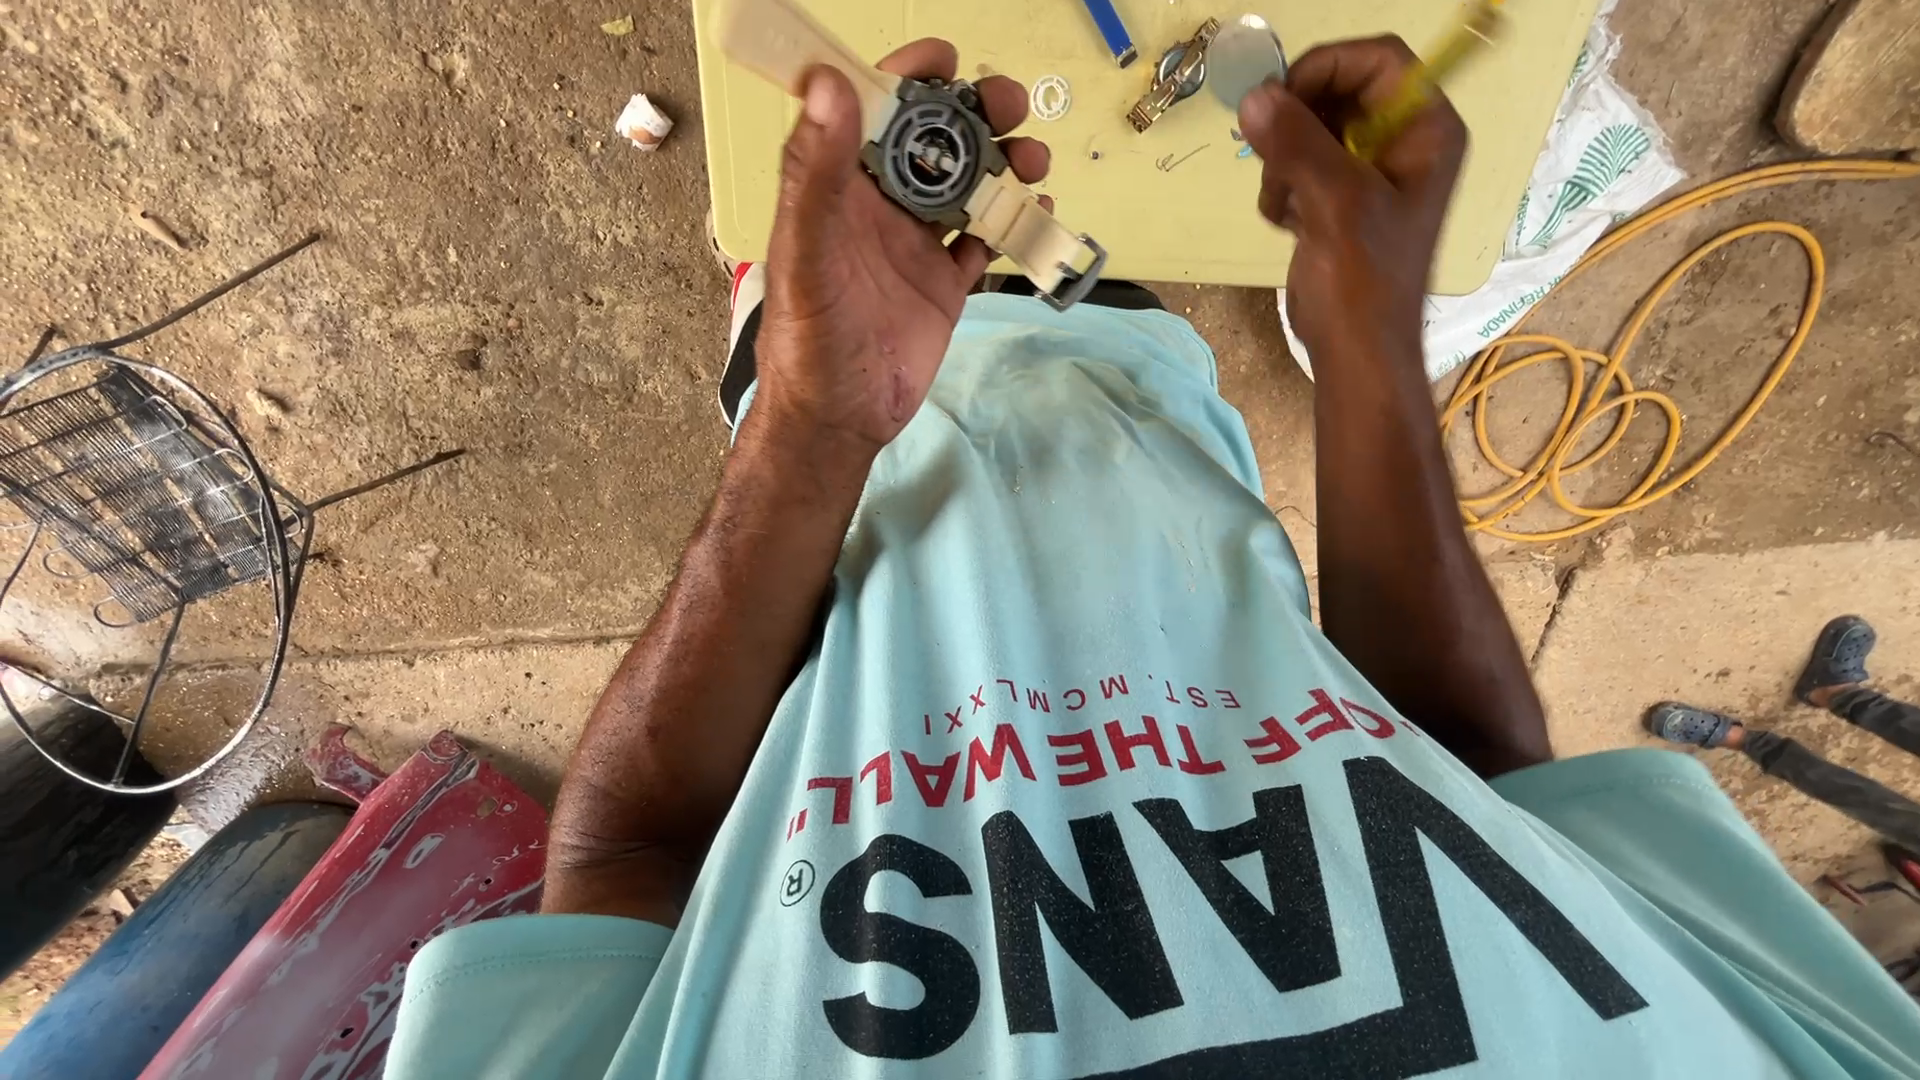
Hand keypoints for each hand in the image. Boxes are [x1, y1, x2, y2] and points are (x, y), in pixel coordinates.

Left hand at [748, 40, 1049, 461]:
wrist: (841, 418)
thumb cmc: (812, 342)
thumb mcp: (806, 257)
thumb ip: (816, 176)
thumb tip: (834, 84)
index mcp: (840, 192)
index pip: (872, 114)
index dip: (907, 78)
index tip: (947, 59)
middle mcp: (881, 210)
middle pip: (933, 143)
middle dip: (973, 116)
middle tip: (1011, 107)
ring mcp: (917, 247)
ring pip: (966, 187)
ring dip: (1002, 166)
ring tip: (1034, 161)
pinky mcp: (945, 286)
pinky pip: (983, 241)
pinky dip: (1011, 223)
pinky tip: (1035, 210)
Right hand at [1238, 36, 1466, 360]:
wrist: (1354, 349)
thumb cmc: (1362, 280)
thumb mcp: (1335, 203)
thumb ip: (1297, 144)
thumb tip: (1253, 98)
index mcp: (1424, 130)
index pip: (1379, 62)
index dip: (1327, 68)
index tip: (1278, 98)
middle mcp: (1399, 144)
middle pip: (1339, 94)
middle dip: (1297, 124)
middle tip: (1269, 153)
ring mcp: (1365, 176)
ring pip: (1310, 135)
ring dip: (1283, 163)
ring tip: (1284, 205)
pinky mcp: (1334, 205)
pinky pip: (1298, 172)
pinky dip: (1281, 192)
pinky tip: (1286, 223)